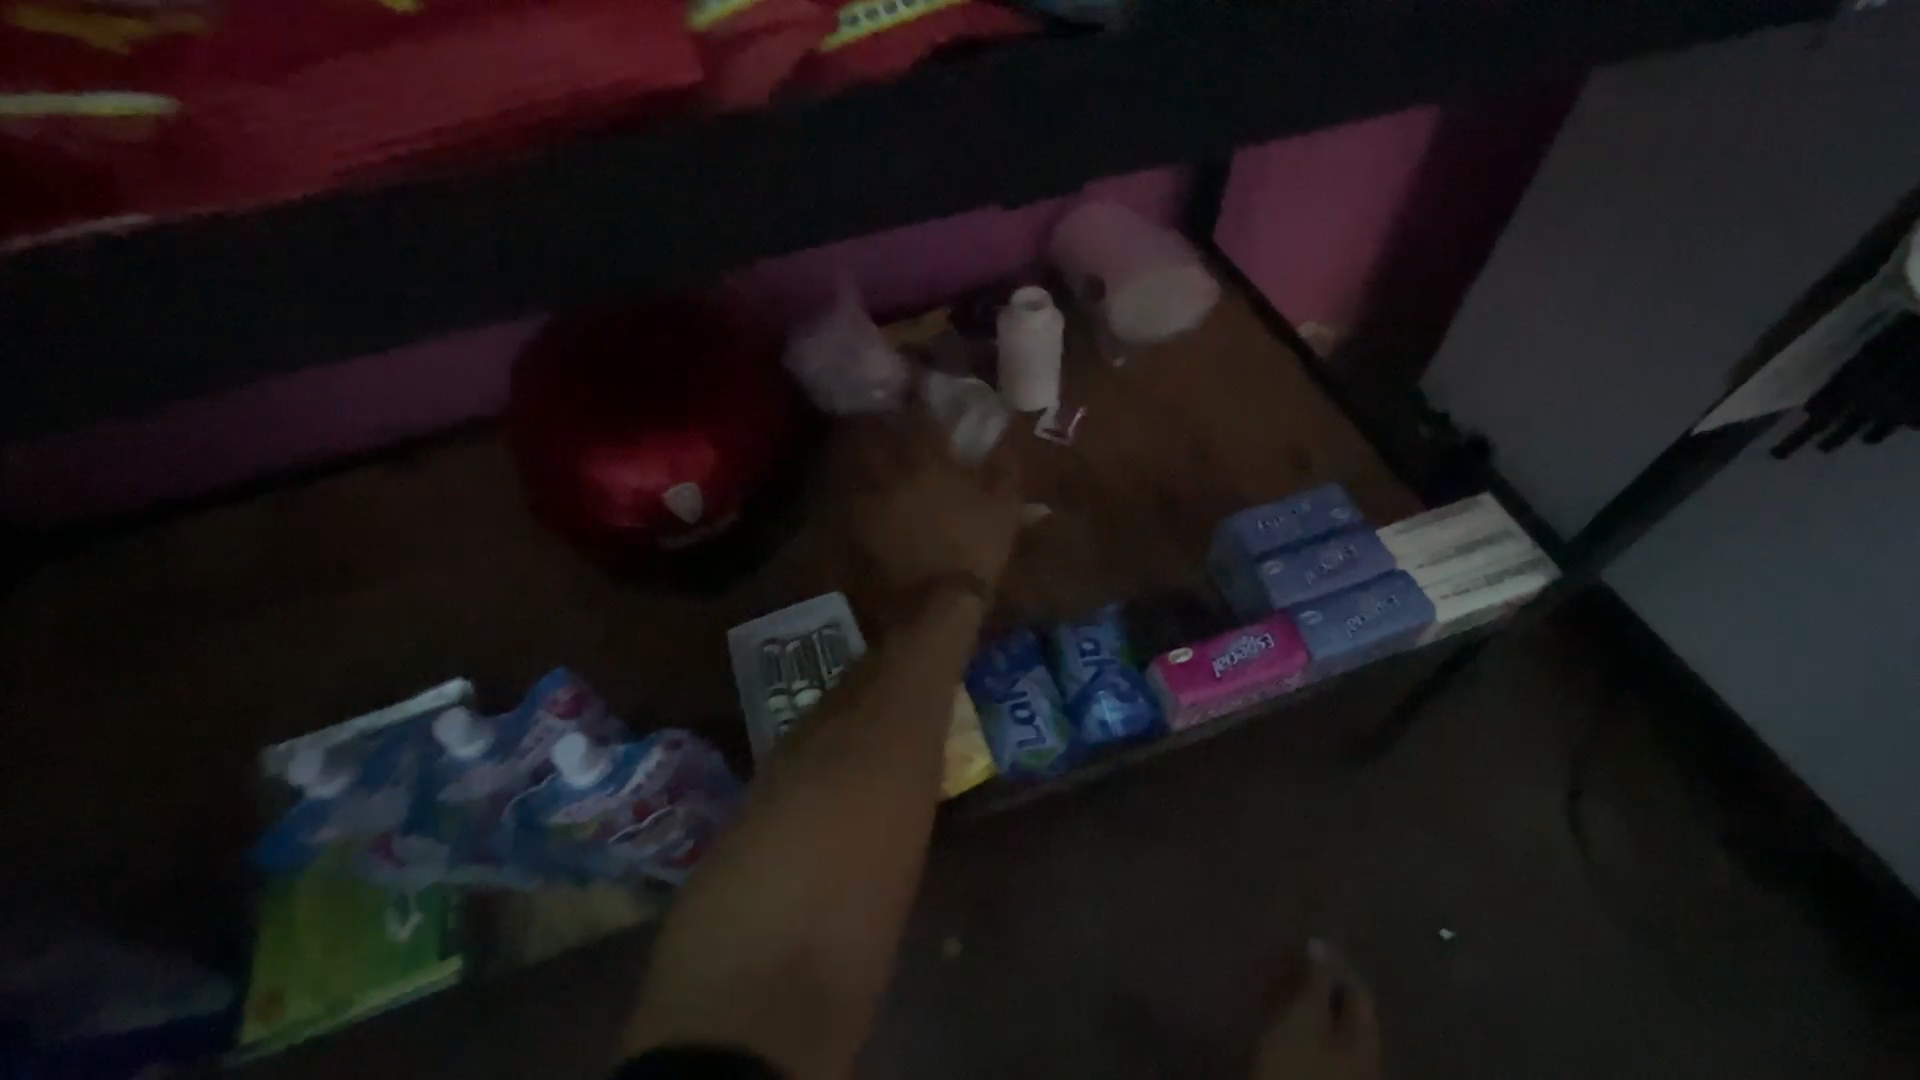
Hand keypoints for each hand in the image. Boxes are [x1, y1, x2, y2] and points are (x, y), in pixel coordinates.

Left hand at [838, 398, 1021, 597]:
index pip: (914, 408)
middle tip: (880, 407)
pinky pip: (842, 484)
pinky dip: (847, 474)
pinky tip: (858, 477)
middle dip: (874, 411)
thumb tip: (1008, 434)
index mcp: (926, 454)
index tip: (914, 382)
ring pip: (850, 451)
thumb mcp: (1004, 504)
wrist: (932, 601)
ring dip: (855, 439)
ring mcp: (863, 491)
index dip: (912, 391)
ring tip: (864, 437)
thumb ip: (1005, 464)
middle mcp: (888, 464)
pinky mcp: (850, 519)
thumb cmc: (973, 547)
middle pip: (869, 423)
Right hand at [1249, 940, 1381, 1079]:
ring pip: (1332, 1030)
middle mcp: (1364, 1058)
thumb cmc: (1297, 1068)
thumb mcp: (1304, 1020)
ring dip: (1309, 1006)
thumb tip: (1320, 946)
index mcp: (1366, 1039)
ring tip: (1280, 989)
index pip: (1359, 990)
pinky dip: (1302, 1028)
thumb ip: (1315, 983)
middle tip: (1291, 965)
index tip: (1308, 943)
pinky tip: (1281, 1024)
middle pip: (1348, 1011)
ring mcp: (1346, 1076)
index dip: (1336, 964)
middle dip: (1321, 984)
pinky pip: (1319, 1047)